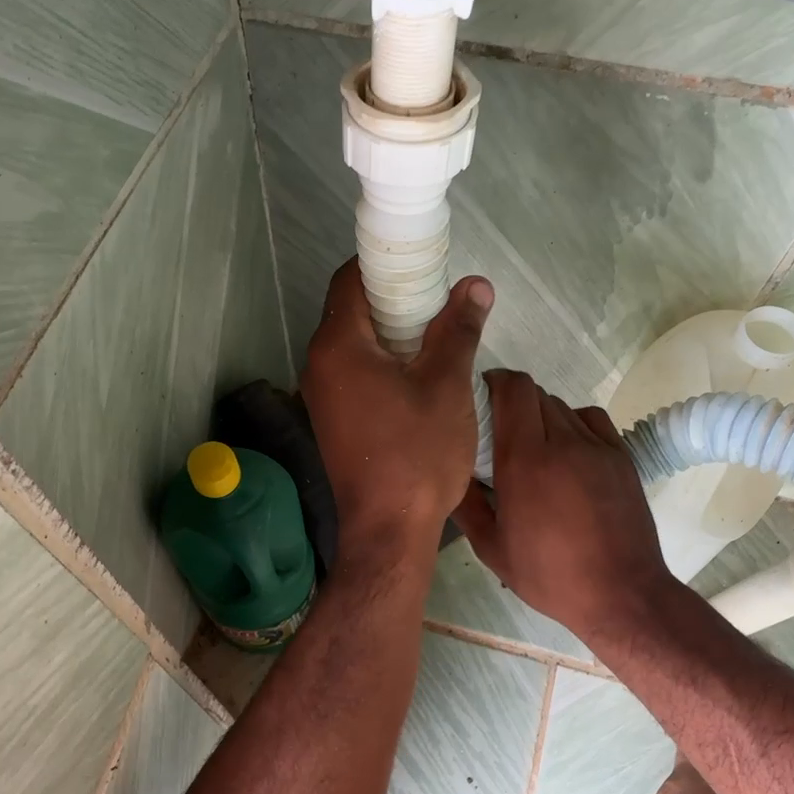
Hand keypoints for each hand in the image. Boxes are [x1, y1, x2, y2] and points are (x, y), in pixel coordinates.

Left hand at [302, 260, 492, 557]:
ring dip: (393, 333)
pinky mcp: (334, 421)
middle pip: (352, 311)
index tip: (426, 265)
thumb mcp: (447, 386)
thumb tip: (475, 286)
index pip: (351, 279)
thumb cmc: (417, 454)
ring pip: (355, 345)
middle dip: (396, 298)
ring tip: (439, 336)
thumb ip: (458, 330)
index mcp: (338, 347)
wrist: (388, 530)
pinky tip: (420, 374)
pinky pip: (356, 374)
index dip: (387, 264)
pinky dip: (384, 363)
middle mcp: (318, 366)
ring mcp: (322, 396)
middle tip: (442, 301)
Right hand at [450, 370, 680, 642]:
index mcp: (525, 461)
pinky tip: (565, 451)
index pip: (512, 389)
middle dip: (511, 403)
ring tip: (531, 449)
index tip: (478, 402)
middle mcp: (563, 442)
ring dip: (540, 416)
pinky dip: (571, 424)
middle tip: (498, 434)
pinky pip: (590, 419)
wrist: (621, 593)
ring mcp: (597, 446)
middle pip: (534, 393)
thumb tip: (447, 472)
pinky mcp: (621, 455)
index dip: (492, 383)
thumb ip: (465, 504)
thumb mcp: (492, 549)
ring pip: (561, 406)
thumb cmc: (549, 576)